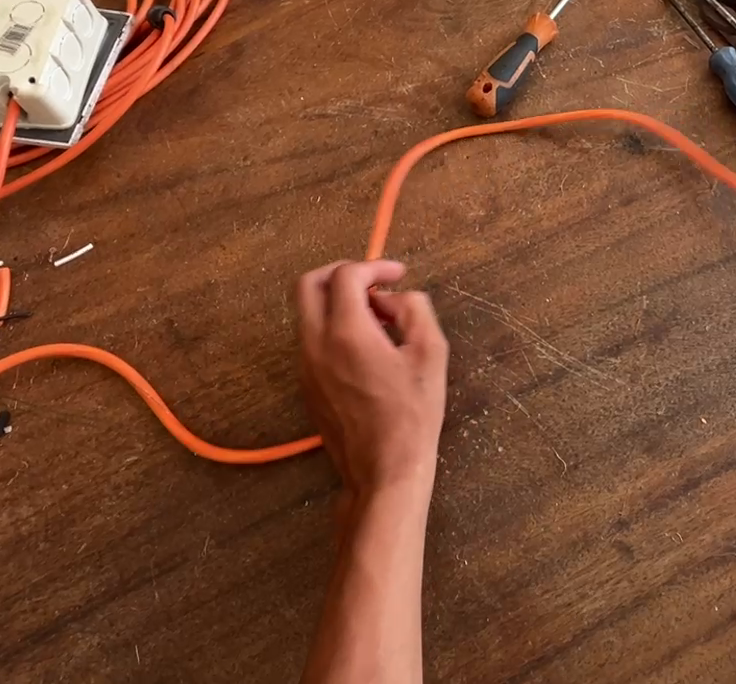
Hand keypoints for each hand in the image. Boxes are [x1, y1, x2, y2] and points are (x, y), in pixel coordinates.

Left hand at [296, 260, 447, 505]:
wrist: (384, 470)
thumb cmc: (412, 414)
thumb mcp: (430, 353)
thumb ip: (415, 309)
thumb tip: (394, 297)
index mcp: (347, 333)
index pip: (346, 275)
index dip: (375, 266)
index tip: (398, 274)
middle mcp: (316, 345)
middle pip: (309, 284)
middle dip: (342, 272)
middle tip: (374, 282)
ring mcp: (305, 366)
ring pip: (308, 311)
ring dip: (339, 300)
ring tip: (379, 318)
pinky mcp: (306, 384)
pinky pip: (312, 337)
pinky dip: (334, 325)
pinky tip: (368, 344)